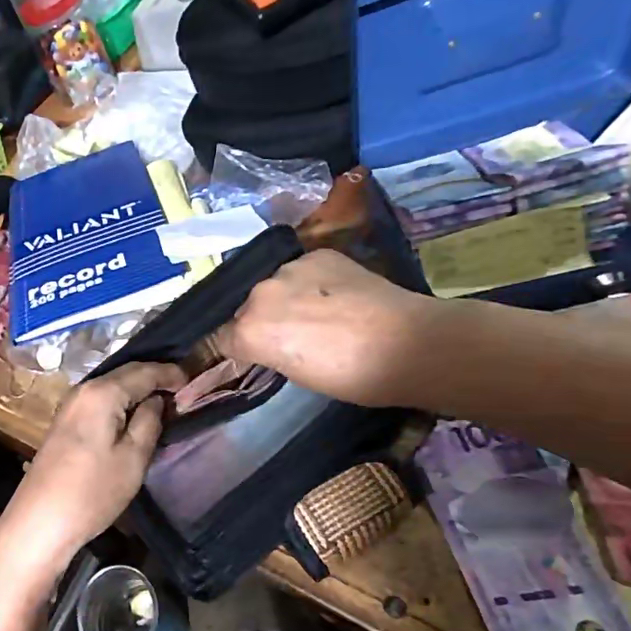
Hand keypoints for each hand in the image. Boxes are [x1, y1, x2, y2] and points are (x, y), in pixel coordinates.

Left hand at [0, 361, 185, 571]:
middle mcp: (83, 390)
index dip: (170, 373)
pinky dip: (122, 402)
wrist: (39, 524)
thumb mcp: (133, 457)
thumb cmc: (92, 491)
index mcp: (102, 392)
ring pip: (112, 386)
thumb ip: (150, 421)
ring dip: (138, 390)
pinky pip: (101, 401)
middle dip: (155, 377)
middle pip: (126, 374)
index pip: (144, 371)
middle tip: (183, 389)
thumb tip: (157, 400)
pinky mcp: (65, 423)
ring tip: (165, 401)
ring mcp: (70, 406)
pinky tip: (135, 415)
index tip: (192, 381)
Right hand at [215, 250, 444, 406]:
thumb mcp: (298, 373)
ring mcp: (291, 267)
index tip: (255, 354)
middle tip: (292, 336)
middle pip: (247, 306)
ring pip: (275, 284)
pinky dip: (312, 282)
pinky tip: (336, 296)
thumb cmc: (351, 377)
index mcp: (251, 330)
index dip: (240, 347)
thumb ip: (270, 351)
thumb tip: (268, 341)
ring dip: (286, 297)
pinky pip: (303, 270)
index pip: (224, 337)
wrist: (406, 342)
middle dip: (262, 319)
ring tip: (318, 313)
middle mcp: (262, 292)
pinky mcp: (319, 254)